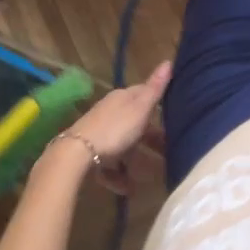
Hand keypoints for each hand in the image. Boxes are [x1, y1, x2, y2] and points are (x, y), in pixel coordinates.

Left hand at [60, 62, 170, 192]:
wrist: (76, 154)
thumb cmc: (114, 129)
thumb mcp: (139, 109)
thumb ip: (155, 88)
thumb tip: (168, 60)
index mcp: (122, 98)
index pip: (143, 94)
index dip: (157, 102)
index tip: (173, 114)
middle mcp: (109, 111)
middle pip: (134, 122)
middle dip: (150, 137)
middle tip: (167, 151)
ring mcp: (98, 132)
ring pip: (122, 144)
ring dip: (135, 159)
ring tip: (149, 176)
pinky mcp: (89, 154)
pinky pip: (108, 164)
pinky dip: (119, 176)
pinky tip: (127, 189)